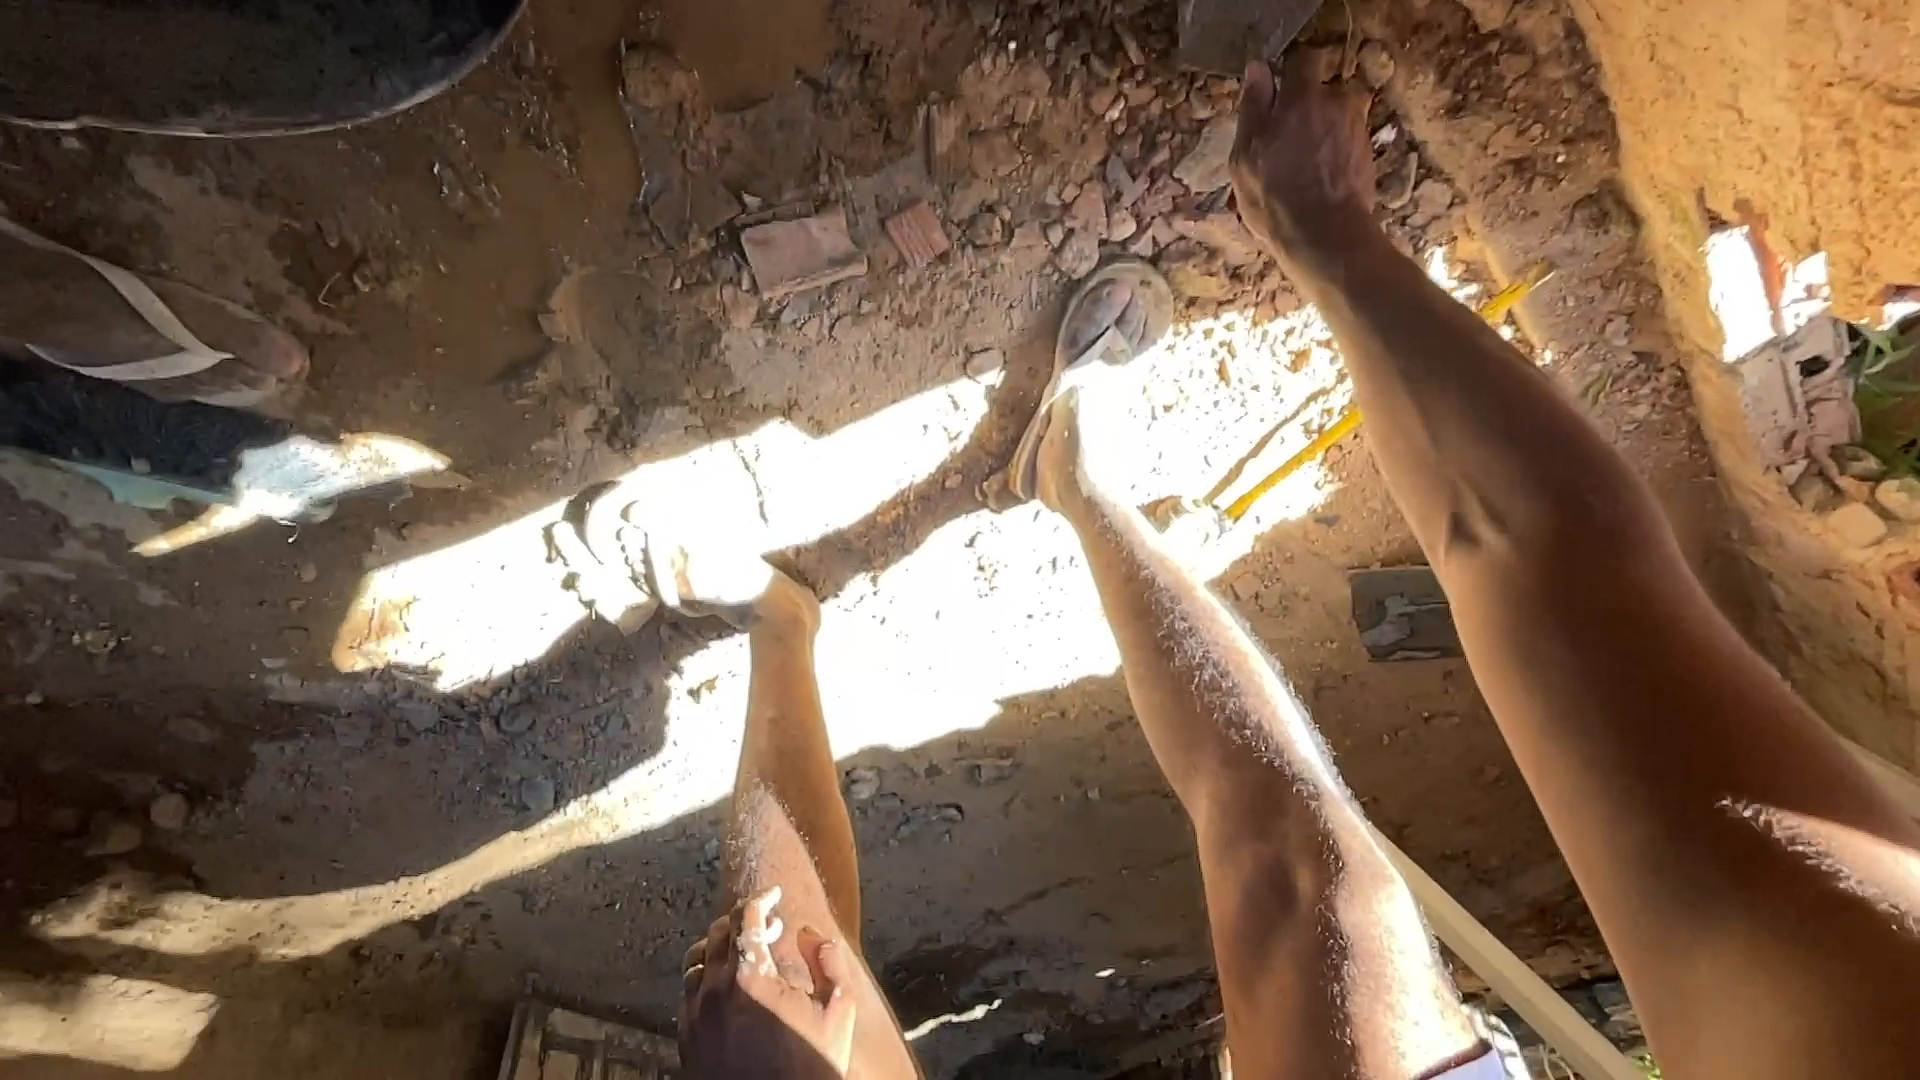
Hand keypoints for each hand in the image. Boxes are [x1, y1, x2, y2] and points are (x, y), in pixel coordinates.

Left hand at [680, 886, 858, 1078]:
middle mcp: (714, 991)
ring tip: (746, 955)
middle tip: (770, 928)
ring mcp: (695, 1017)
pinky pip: (689, 993)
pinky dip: (707, 977)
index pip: (746, 916)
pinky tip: (731, 990)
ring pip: (696, 960)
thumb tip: (807, 933)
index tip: (776, 894)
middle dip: (744, 920)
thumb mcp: (839, 1009)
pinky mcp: (686, 1041)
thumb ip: (827, 960)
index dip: (762, 897)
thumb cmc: (810, 1066)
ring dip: (720, 947)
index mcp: (751, 976)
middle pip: (717, 932)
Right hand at [1230, 51, 1376, 269]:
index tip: (1274, 99)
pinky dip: (1331, 156)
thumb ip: (1253, 109)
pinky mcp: (1367, 152)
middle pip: (1319, 94)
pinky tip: (1317, 182)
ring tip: (1300, 170)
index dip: (1288, 76)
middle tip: (1282, 147)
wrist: (1324, 234)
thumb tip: (1257, 70)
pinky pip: (1344, 143)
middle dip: (1303, 112)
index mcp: (1302, 98)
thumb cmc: (1275, 198)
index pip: (1301, 61)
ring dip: (1319, 135)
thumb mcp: (1245, 157)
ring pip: (1332, 120)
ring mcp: (1356, 127)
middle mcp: (1336, 102)